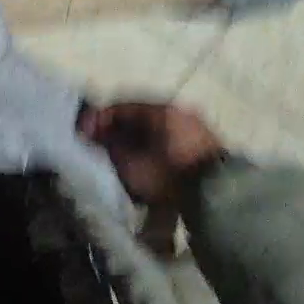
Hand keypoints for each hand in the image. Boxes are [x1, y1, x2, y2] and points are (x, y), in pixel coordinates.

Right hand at [78, 102, 225, 209]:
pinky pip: (170, 138)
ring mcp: (196, 126)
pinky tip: (145, 161)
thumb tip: (100, 137)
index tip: (82, 132)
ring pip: (155, 127)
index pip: (120, 106)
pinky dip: (153, 146)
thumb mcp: (132, 165)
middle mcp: (179, 110)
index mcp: (161, 109)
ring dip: (135, 138)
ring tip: (121, 155)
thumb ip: (111, 147)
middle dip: (117, 128)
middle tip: (99, 142)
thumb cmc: (170, 176)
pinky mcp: (205, 144)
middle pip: (139, 115)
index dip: (98, 118)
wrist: (221, 198)